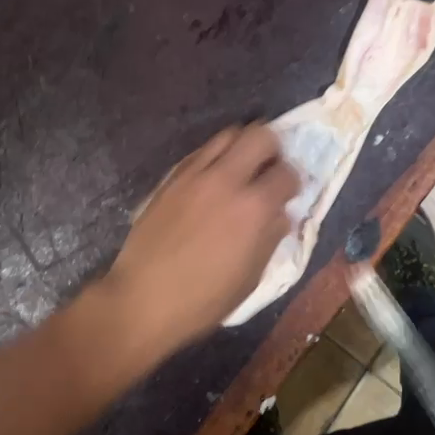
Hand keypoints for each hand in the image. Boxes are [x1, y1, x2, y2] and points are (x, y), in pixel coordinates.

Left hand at [102, 126, 299, 355]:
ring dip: (242, 146)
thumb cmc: (203, 299)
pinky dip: (216, 156)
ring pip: (229, 134)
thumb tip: (280, 214)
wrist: (142, 299)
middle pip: (260, 136)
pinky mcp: (172, 176)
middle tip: (269, 169)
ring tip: (242, 167)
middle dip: (273, 149)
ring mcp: (196, 174)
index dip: (293, 182)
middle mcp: (226, 180)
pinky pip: (201, 150)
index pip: (286, 174)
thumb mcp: (250, 277)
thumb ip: (270, 237)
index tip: (288, 193)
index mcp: (253, 209)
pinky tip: (213, 178)